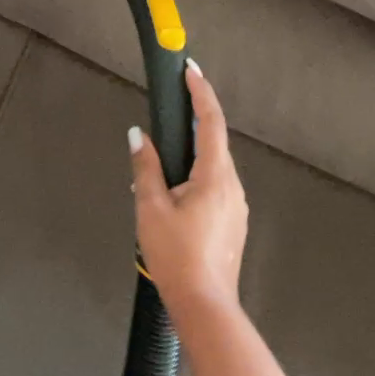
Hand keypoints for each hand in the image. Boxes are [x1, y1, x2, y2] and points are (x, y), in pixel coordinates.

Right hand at [128, 60, 247, 316]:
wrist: (205, 306)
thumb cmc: (176, 255)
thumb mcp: (151, 207)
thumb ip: (145, 167)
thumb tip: (138, 135)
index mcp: (215, 175)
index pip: (210, 121)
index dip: (200, 92)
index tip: (190, 69)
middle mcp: (232, 186)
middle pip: (213, 143)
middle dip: (192, 122)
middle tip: (171, 106)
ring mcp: (236, 206)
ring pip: (214, 166)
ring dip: (192, 153)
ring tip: (162, 157)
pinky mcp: (232, 223)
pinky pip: (214, 186)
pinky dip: (196, 176)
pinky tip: (174, 191)